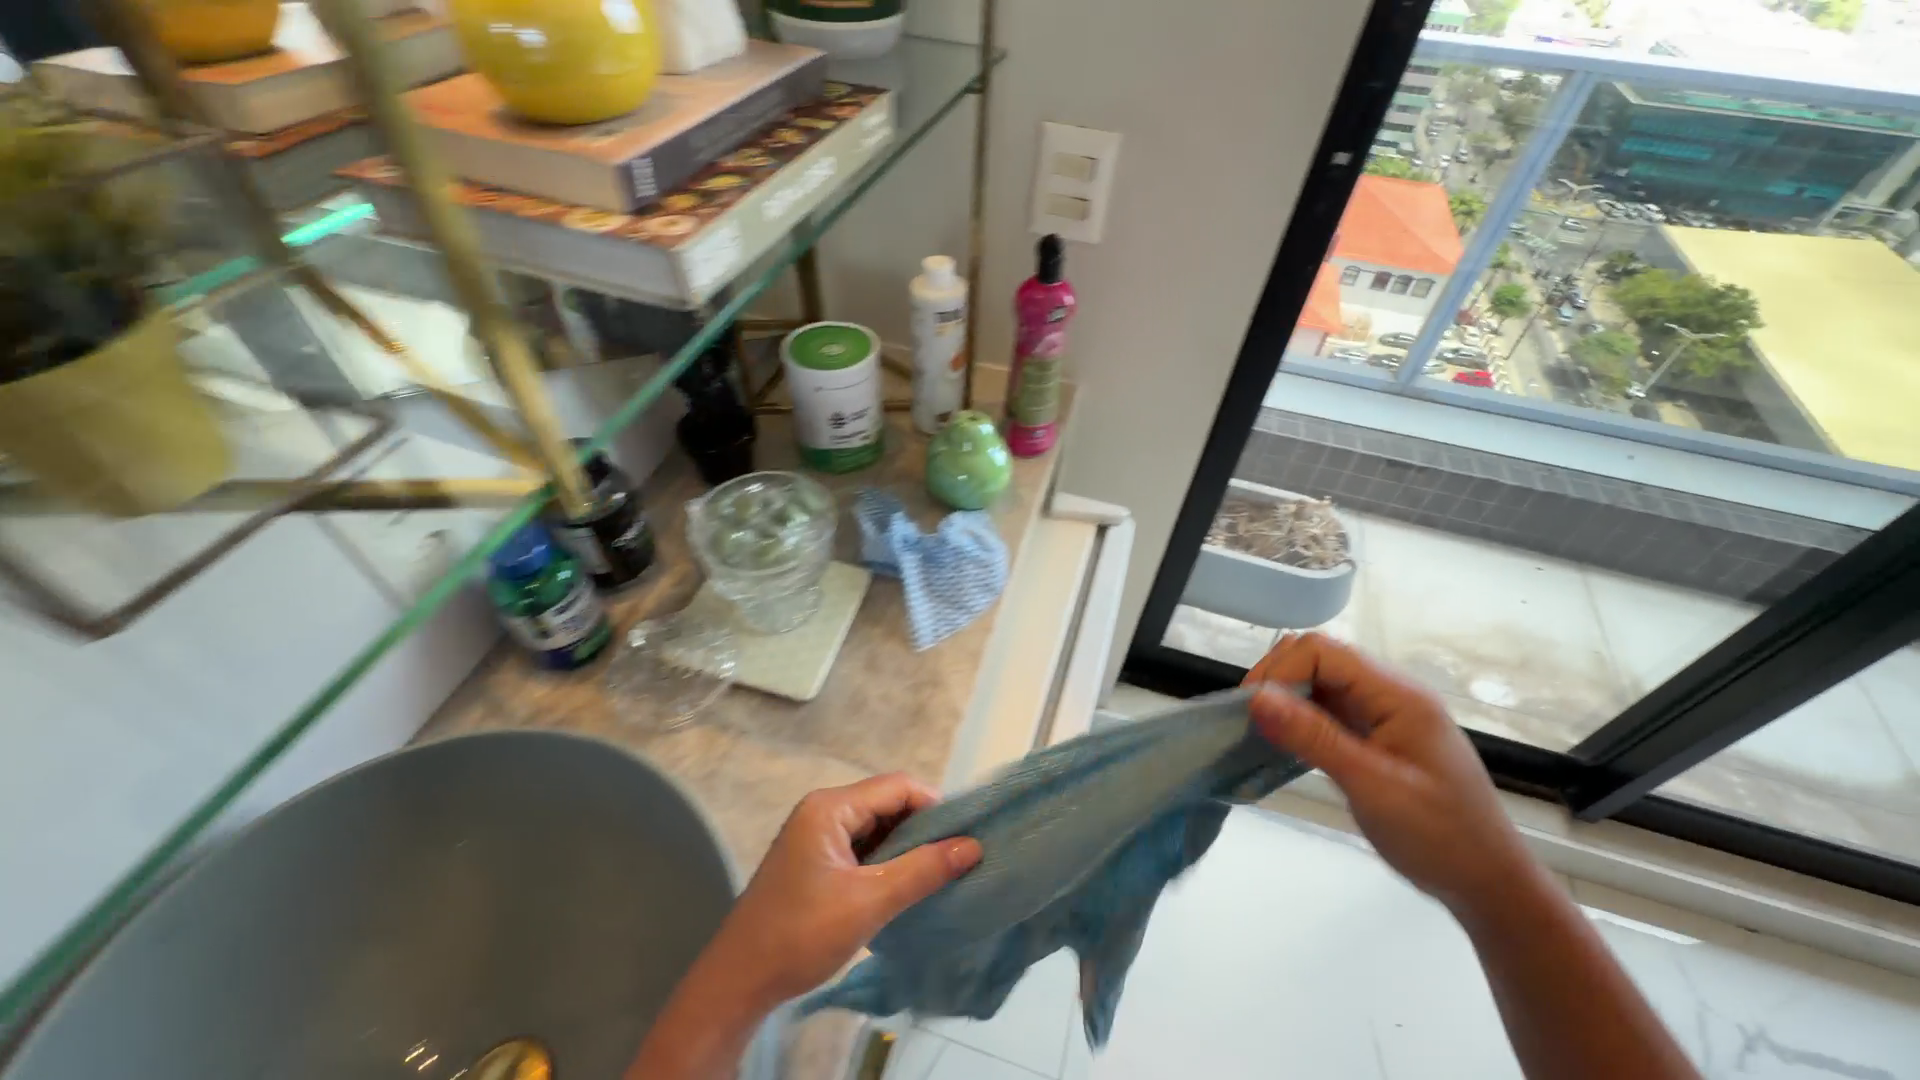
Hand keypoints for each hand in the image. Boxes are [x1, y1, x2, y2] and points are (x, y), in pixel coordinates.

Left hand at [705, 774, 982, 1006]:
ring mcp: (816, 836)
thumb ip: (923, 870)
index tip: (965, 837)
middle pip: (887, 803)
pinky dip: (887, 862)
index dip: (935, 807)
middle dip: (923, 828)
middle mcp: (822, 811)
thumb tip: (973, 845)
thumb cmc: (802, 935)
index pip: (897, 787)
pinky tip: (906, 886)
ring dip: (906, 848)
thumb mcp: (870, 902)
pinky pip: (862, 848)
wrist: (740, 980)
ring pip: (876, 827)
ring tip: (937, 874)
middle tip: (956, 858)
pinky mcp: (815, 861)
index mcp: (830, 808)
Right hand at [1244, 632, 1539, 917]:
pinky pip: (1327, 711)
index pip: (1323, 651)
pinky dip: (1298, 720)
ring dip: (1285, 700)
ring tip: (1260, 734)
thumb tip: (1257, 698)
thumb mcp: (1373, 787)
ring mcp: (1382, 716)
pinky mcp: (1374, 738)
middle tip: (1251, 721)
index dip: (1280, 670)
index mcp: (1397, 696)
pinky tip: (1283, 746)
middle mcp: (1389, 695)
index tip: (1252, 710)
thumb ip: (1314, 738)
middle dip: (1277, 680)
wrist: (1489, 884)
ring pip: (1319, 683)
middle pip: (1318, 658)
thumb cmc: (1439, 837)